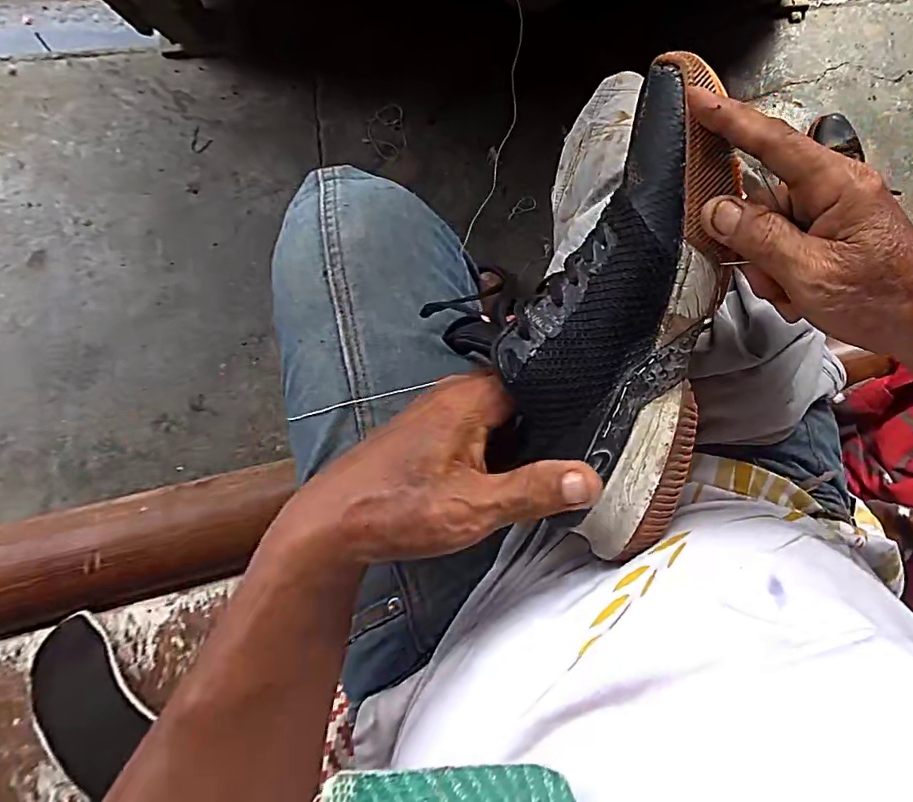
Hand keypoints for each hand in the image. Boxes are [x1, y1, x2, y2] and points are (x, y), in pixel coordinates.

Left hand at [273, 372, 600, 567]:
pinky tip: (487, 480)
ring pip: (502, 416)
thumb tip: (587, 480)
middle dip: (541, 430)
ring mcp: (441, 409)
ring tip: (515, 476)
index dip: (566, 406)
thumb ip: (535, 490)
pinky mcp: (431, 429)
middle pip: (523, 399)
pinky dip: (493, 450)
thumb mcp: (474, 508)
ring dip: (515, 443)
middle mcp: (457, 392)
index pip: (540, 382)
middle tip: (549, 464)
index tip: (585, 429)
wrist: (325, 531)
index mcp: (472, 395)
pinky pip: (480, 428)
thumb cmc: (390, 511)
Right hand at [686, 85, 912, 360]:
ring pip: (773, 227)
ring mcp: (838, 212)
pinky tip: (803, 294)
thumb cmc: (887, 302)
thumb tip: (718, 209)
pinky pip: (791, 242)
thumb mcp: (811, 274)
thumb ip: (759, 238)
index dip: (728, 118)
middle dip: (755, 242)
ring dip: (772, 265)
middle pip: (765, 197)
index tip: (698, 98)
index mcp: (838, 185)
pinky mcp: (837, 233)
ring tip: (795, 294)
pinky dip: (787, 271)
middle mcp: (838, 189)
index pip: (773, 140)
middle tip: (765, 276)